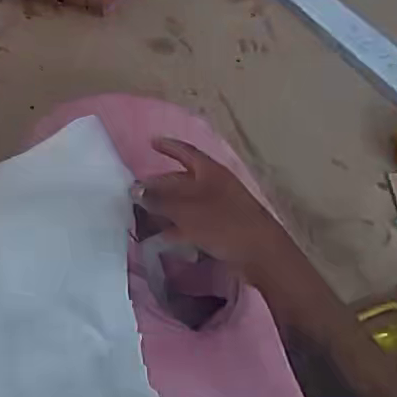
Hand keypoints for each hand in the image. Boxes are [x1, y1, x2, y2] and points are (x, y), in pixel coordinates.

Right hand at [137, 138, 304, 283]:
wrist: (261, 254)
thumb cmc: (224, 223)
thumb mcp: (187, 210)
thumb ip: (159, 200)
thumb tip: (135, 190)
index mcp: (210, 172)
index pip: (186, 152)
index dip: (169, 146)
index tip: (151, 142)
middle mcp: (214, 186)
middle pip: (181, 180)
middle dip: (159, 185)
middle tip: (136, 192)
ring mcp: (218, 208)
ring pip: (185, 204)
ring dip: (164, 209)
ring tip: (141, 216)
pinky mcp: (219, 229)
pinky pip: (191, 223)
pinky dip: (176, 228)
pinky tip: (160, 237)